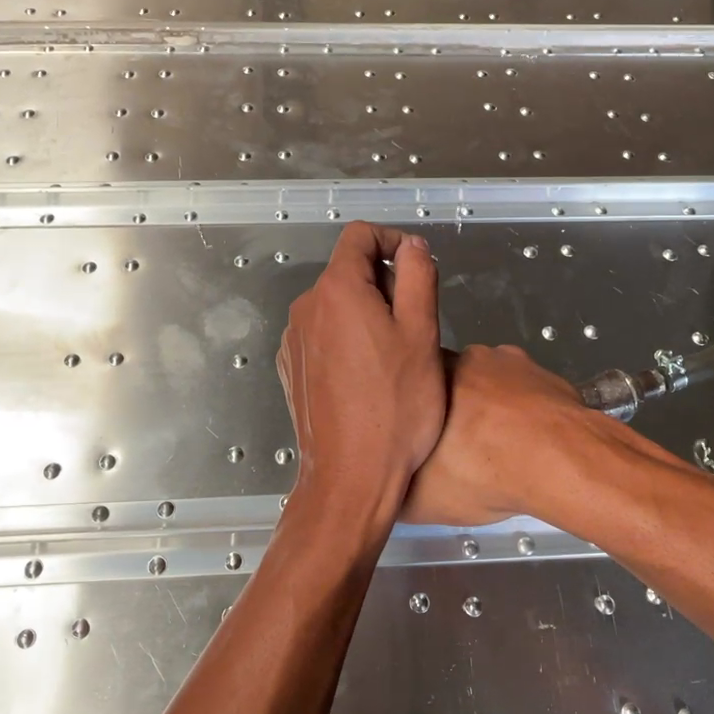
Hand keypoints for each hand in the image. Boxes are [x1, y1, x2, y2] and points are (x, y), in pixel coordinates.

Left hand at [276, 222, 443, 510]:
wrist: (351, 477)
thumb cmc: (396, 407)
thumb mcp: (422, 334)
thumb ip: (417, 276)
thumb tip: (411, 246)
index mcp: (337, 290)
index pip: (359, 236)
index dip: (392, 241)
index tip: (417, 267)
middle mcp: (306, 307)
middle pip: (348, 271)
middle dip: (384, 284)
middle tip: (416, 325)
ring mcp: (293, 340)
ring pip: (336, 305)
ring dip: (366, 314)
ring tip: (395, 357)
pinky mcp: (291, 369)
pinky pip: (323, 336)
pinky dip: (347, 340)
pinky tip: (368, 378)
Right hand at [401, 344, 597, 525]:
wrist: (558, 461)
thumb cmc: (477, 473)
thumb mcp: (417, 500)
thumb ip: (394, 488)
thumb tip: (387, 486)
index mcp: (430, 376)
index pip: (408, 381)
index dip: (411, 408)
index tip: (415, 435)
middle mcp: (467, 357)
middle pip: (450, 380)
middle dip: (451, 407)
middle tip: (455, 446)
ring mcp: (511, 362)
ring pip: (491, 384)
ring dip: (491, 407)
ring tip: (497, 447)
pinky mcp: (548, 375)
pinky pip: (527, 393)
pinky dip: (525, 413)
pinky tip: (529, 444)